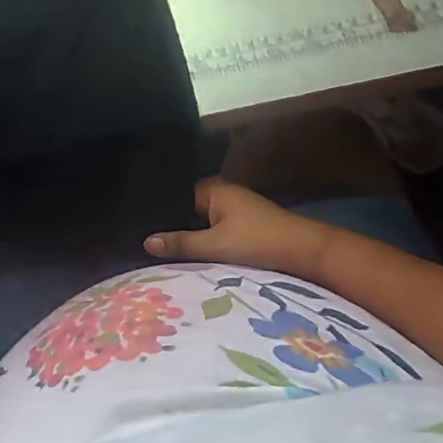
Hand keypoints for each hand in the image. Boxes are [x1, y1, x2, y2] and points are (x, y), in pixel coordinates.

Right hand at [144, 178, 340, 278]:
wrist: (306, 251)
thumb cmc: (259, 242)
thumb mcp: (216, 246)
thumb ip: (181, 243)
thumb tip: (146, 241)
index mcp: (213, 189)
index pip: (175, 196)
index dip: (158, 211)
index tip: (137, 226)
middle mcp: (222, 192)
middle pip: (187, 209)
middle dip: (171, 224)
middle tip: (143, 241)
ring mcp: (235, 207)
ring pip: (201, 220)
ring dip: (189, 234)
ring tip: (161, 249)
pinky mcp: (244, 223)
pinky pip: (214, 228)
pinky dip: (204, 238)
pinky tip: (191, 252)